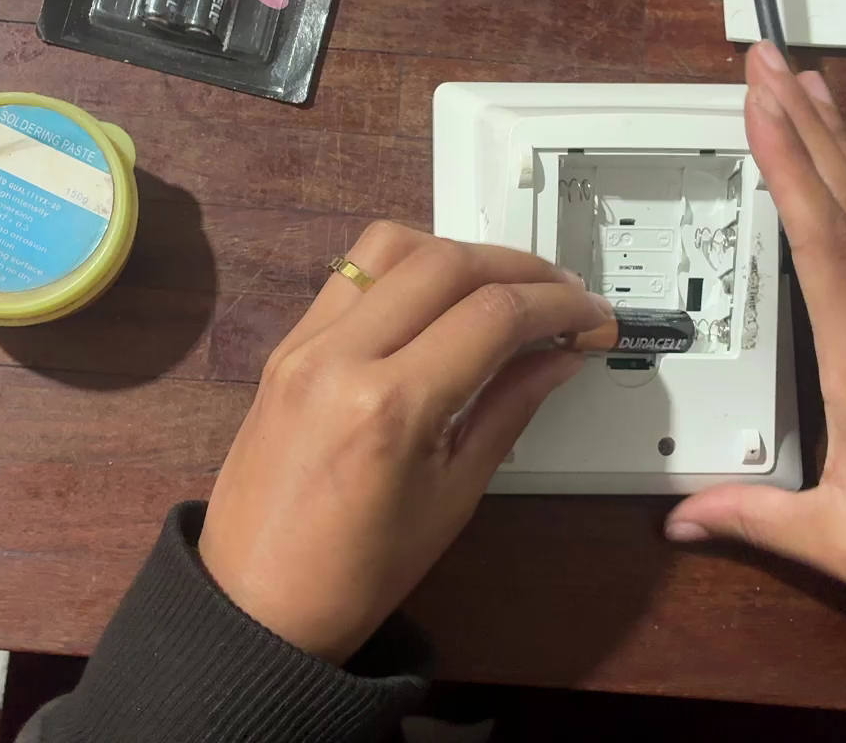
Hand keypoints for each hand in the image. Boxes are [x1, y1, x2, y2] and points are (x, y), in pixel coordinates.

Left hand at [200, 222, 613, 662]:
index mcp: (388, 406)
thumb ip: (510, 408)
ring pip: (391, 245)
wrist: (254, 599)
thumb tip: (558, 354)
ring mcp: (304, 341)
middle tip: (560, 293)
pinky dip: (407, 266)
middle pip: (445, 262)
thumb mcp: (453, 495)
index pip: (492, 315)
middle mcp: (339, 354)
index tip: (590, 316)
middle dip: (518, 266)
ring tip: (498, 285)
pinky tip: (437, 297)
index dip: (557, 306)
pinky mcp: (287, 342)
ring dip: (457, 252)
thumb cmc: (357, 573)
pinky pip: (352, 272)